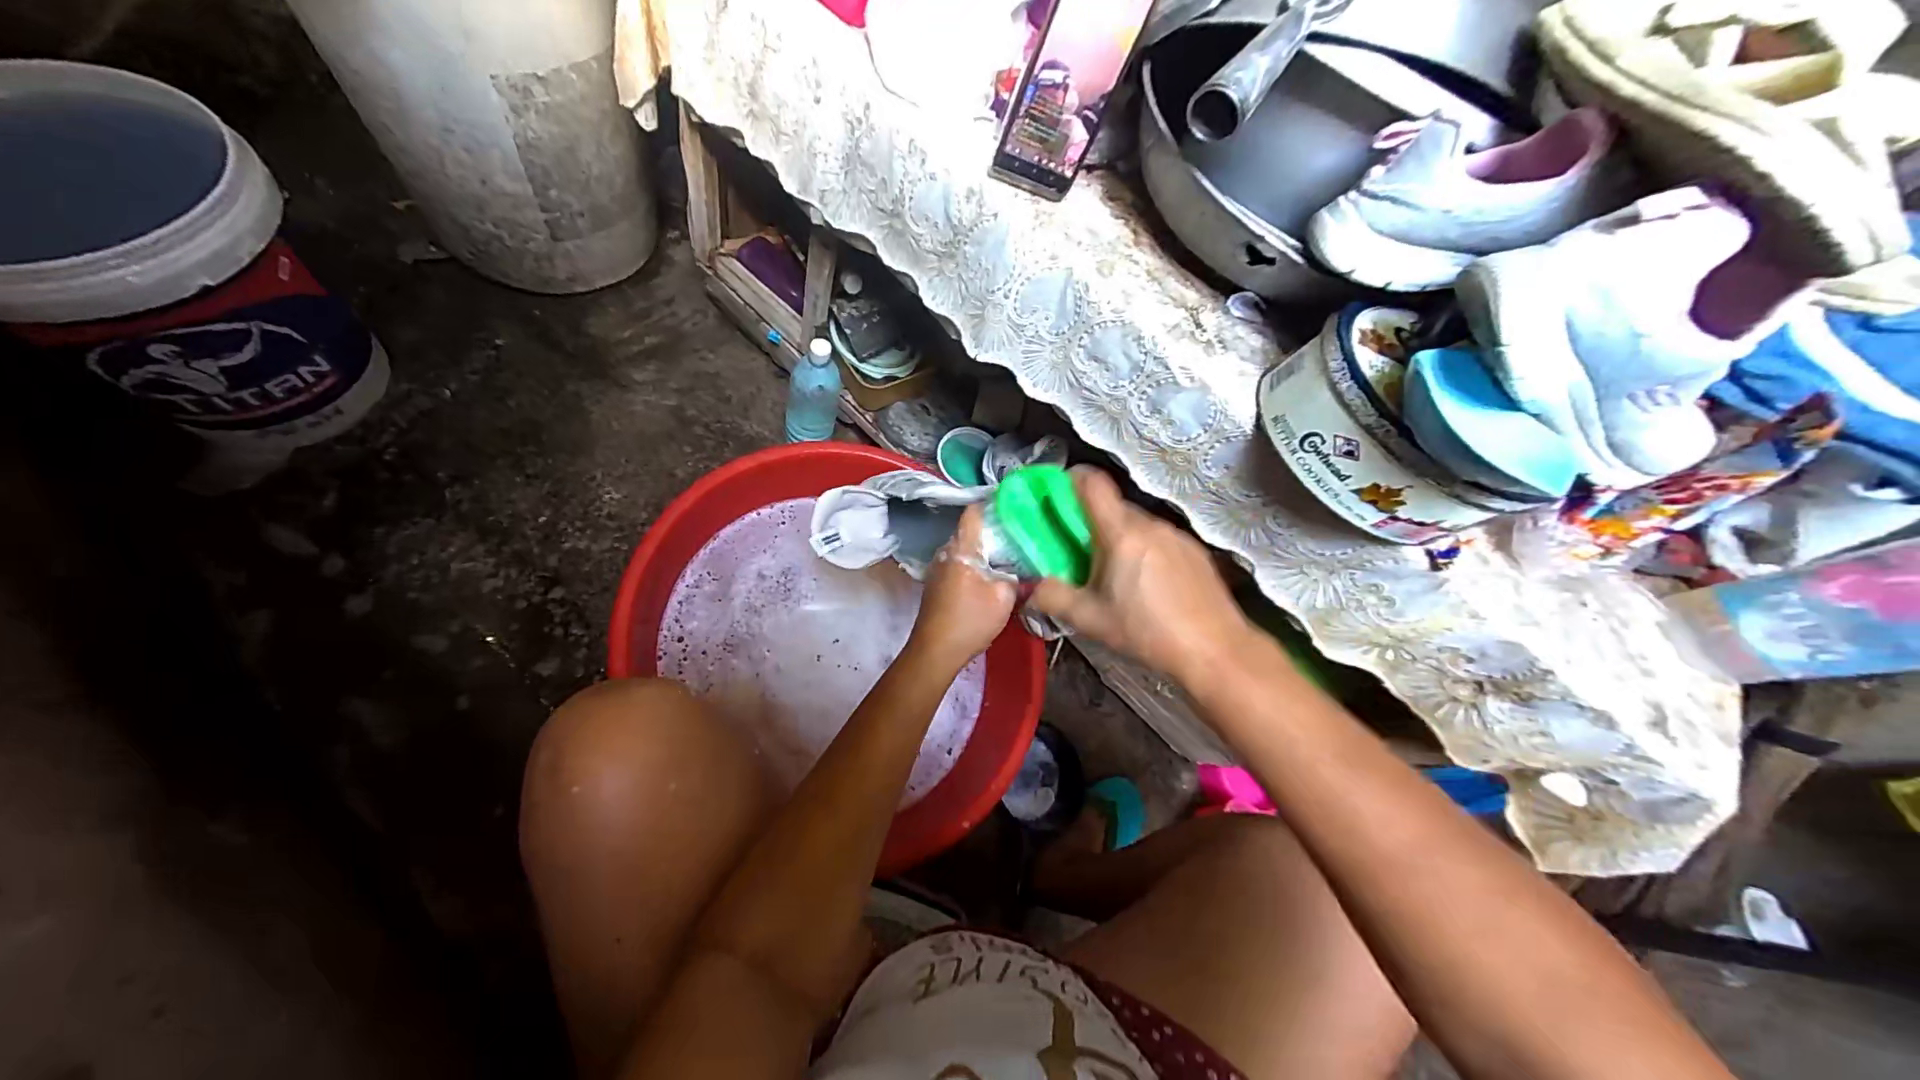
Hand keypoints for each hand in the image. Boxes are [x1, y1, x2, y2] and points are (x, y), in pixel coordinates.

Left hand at [907, 505, 1017, 669]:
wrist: (935, 652)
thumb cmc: (970, 621)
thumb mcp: (1003, 598)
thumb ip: (1017, 578)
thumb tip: (1027, 570)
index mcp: (960, 549)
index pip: (973, 513)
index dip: (993, 504)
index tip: (1014, 503)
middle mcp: (945, 553)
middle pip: (970, 531)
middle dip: (994, 529)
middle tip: (1021, 530)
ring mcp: (937, 569)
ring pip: (965, 549)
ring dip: (985, 549)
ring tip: (1011, 552)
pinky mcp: (937, 585)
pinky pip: (959, 564)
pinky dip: (975, 563)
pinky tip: (992, 574)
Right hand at [1030, 467, 1253, 684]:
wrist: (1215, 650)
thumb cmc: (1147, 632)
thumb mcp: (1090, 620)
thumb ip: (1052, 597)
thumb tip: (1029, 588)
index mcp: (1121, 532)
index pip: (1091, 482)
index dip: (1068, 481)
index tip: (1055, 501)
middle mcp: (1150, 524)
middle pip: (1111, 506)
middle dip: (1089, 524)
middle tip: (1077, 555)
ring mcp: (1177, 535)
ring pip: (1136, 525)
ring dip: (1118, 540)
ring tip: (1113, 579)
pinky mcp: (1195, 551)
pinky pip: (1158, 540)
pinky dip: (1144, 552)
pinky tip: (1147, 588)